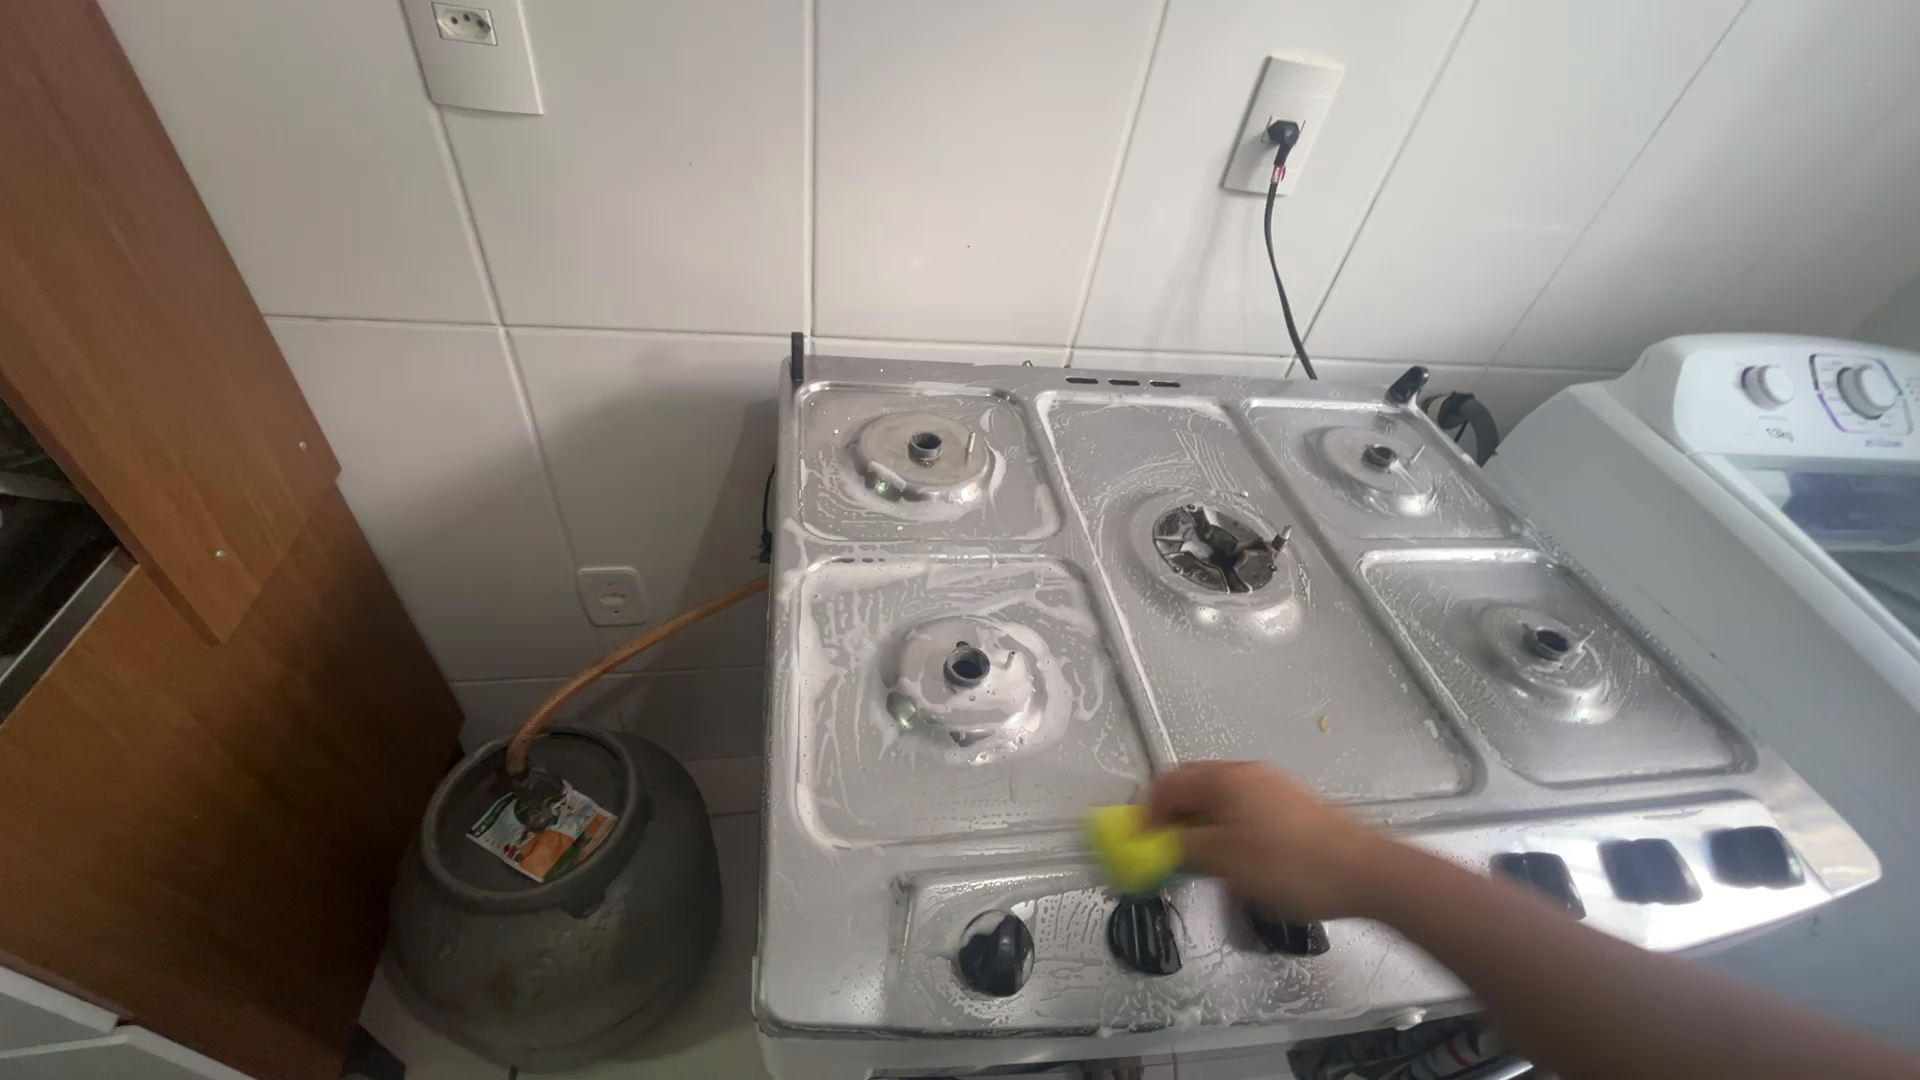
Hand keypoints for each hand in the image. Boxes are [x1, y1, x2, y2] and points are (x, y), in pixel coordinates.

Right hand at [1145, 761, 1393, 920]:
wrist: (1369, 874)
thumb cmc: (1292, 865)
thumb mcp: (1224, 860)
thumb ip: (1181, 847)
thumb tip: (1155, 844)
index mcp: (1224, 779)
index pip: (1166, 784)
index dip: (1146, 815)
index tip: (1140, 846)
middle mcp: (1245, 774)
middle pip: (1191, 790)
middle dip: (1174, 823)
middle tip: (1169, 858)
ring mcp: (1271, 788)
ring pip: (1218, 804)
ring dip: (1202, 832)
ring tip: (1207, 869)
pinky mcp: (1291, 807)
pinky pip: (1243, 814)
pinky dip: (1229, 835)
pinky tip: (1242, 868)